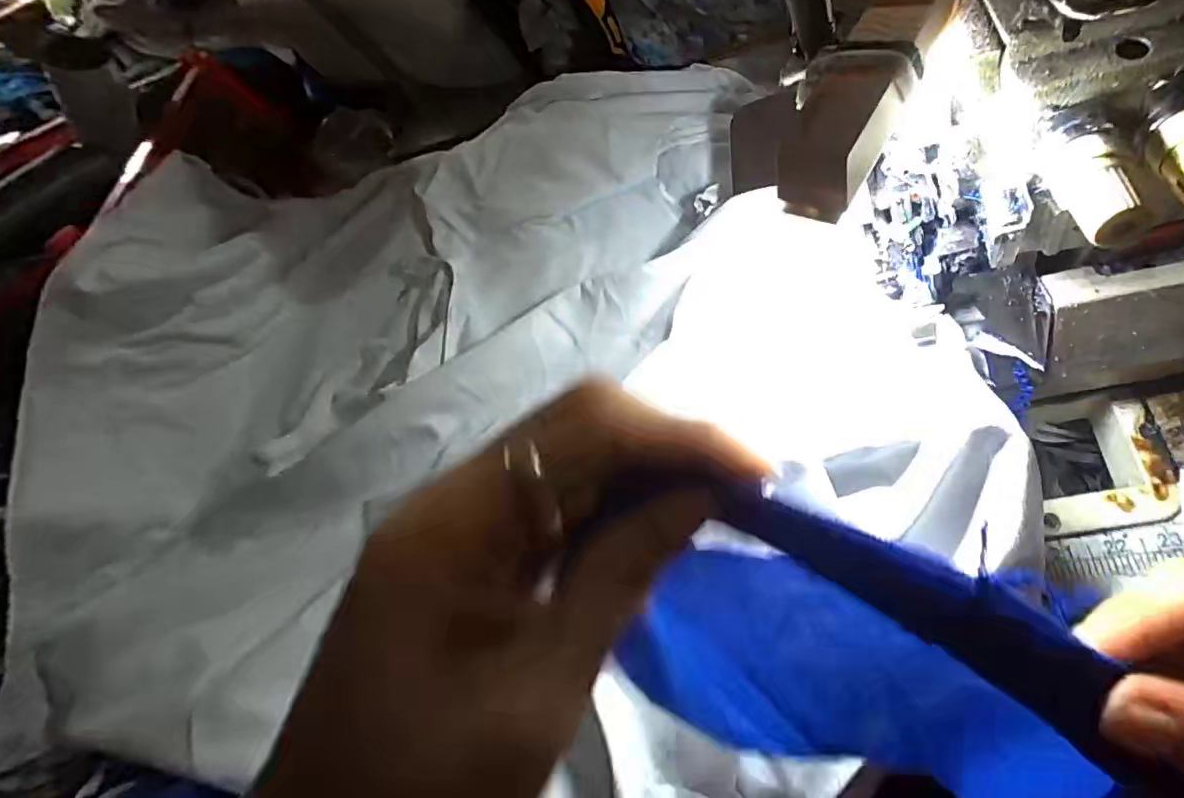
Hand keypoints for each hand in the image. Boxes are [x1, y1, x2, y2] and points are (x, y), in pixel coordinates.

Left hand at [255, 380, 767, 797]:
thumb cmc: (429, 787)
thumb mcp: (542, 689)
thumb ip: (624, 573)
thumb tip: (705, 494)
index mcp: (455, 522)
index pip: (589, 430)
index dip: (682, 439)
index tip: (754, 470)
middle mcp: (459, 496)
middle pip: (586, 421)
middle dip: (674, 442)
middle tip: (742, 481)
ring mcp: (468, 514)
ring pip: (584, 448)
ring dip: (658, 464)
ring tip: (720, 492)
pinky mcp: (484, 541)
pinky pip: (571, 489)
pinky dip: (629, 494)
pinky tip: (667, 515)